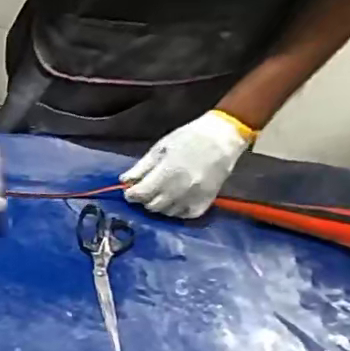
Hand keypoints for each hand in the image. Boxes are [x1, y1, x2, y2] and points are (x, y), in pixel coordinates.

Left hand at [120, 110, 252, 217]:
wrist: (225, 135)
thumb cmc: (189, 138)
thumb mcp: (160, 148)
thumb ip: (141, 167)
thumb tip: (124, 181)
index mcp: (167, 173)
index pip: (140, 194)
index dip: (131, 194)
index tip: (131, 190)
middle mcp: (180, 188)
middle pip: (152, 206)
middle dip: (144, 200)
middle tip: (147, 191)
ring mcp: (195, 195)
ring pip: (167, 212)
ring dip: (160, 206)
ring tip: (161, 195)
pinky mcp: (208, 199)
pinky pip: (187, 214)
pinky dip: (178, 211)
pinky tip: (175, 202)